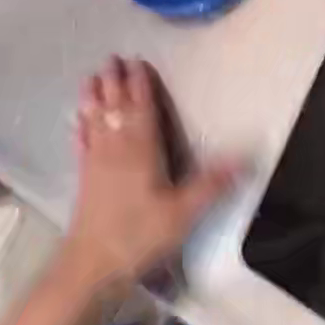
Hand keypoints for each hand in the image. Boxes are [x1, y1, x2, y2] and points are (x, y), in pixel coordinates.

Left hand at [63, 56, 240, 289]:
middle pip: (116, 107)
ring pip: (96, 120)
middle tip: (112, 57)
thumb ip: (212, 183)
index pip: (142, 108)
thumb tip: (247, 156)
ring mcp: (97, 162)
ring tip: (90, 76)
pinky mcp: (84, 178)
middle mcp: (117, 148)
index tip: (138, 60)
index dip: (141, 84)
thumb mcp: (183, 212)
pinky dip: (81, 126)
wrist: (92, 267)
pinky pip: (82, 143)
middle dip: (115, 81)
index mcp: (142, 149)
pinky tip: (77, 119)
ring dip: (94, 97)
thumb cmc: (139, 235)